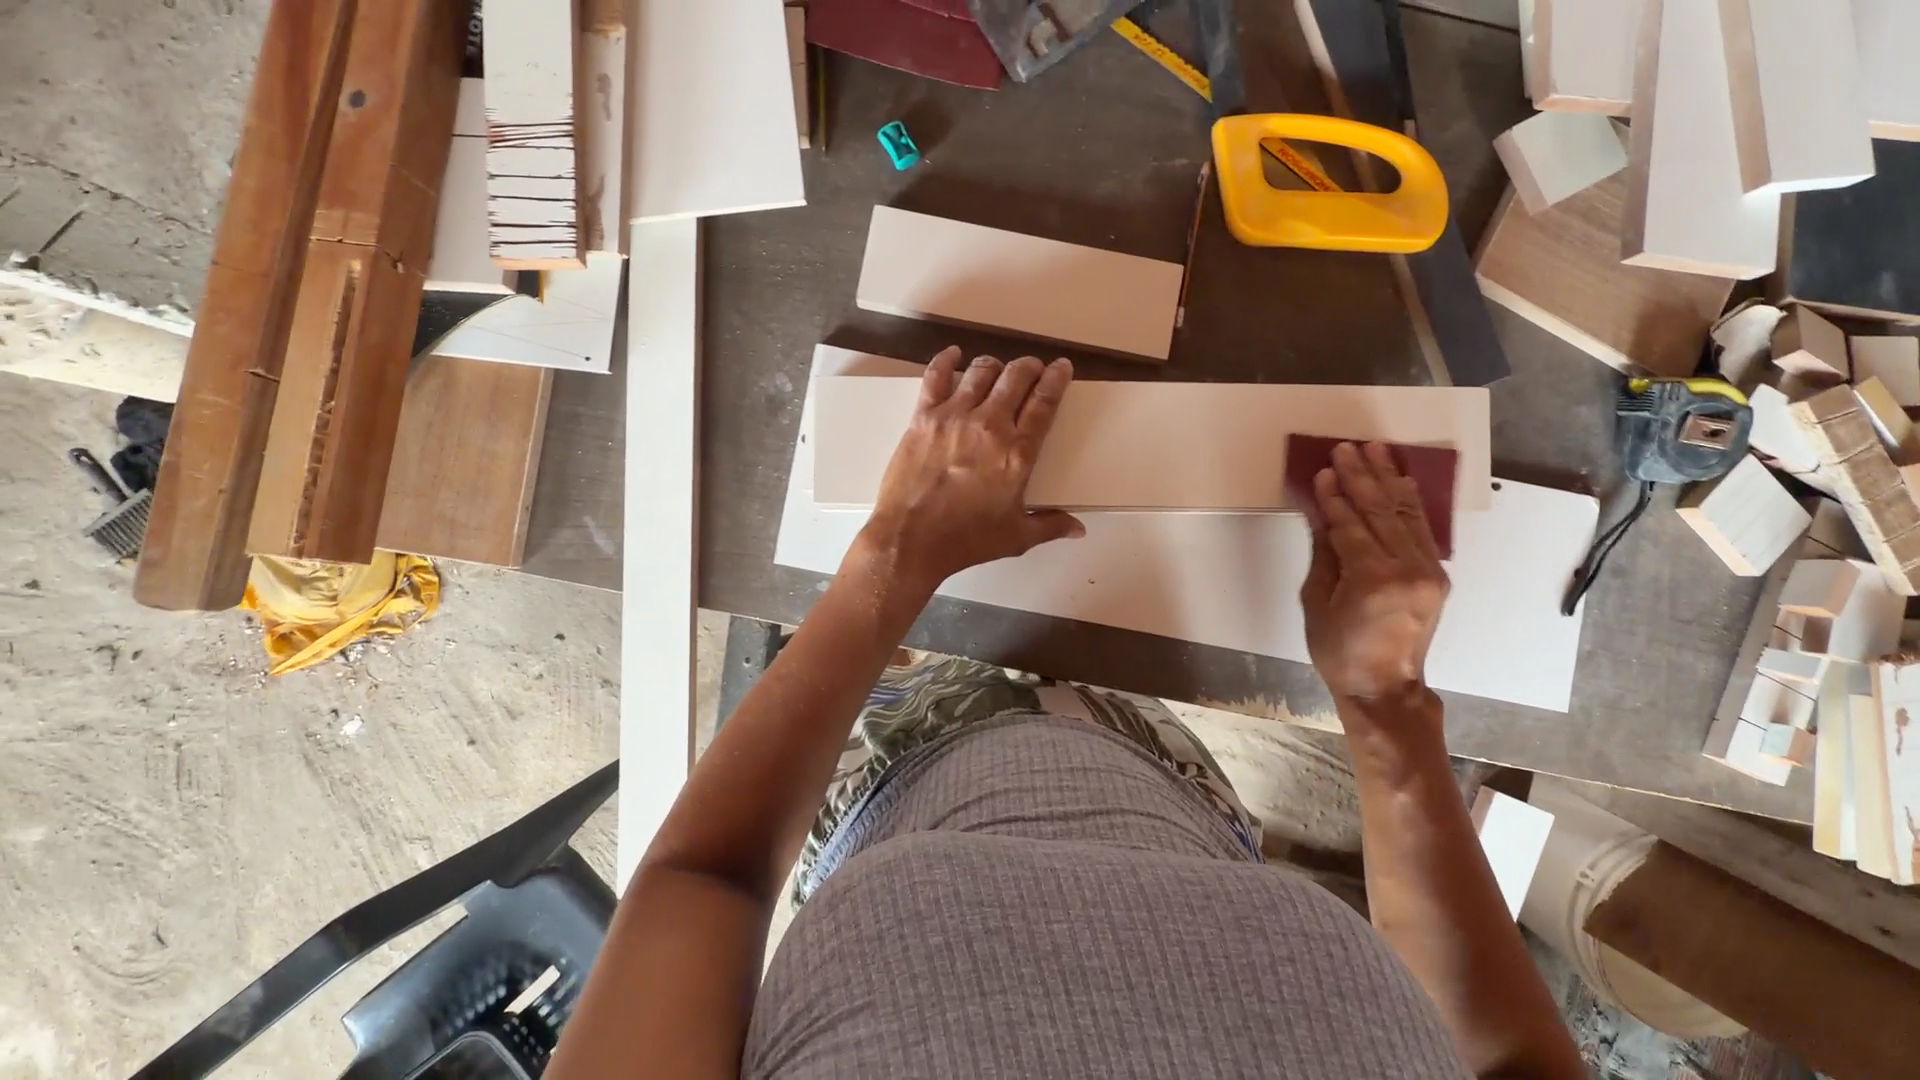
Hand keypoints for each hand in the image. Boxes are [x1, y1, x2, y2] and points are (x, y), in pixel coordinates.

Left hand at [855, 348, 1084, 590]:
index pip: (1045, 403)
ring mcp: (955, 417)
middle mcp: (990, 426)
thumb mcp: (1016, 537)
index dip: (1056, 380)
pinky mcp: (923, 417)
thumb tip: (1078, 528)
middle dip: (1029, 367)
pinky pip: (936, 377)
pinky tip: (953, 355)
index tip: (1061, 368)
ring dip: (995, 365)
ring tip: (998, 368)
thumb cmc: (966, 540)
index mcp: (1018, 453)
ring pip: (981, 371)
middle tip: (1032, 368)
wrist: (911, 539)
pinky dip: (946, 361)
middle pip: (1016, 377)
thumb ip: (1050, 525)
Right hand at [1299, 441, 1449, 704]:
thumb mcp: (1318, 602)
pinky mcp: (1437, 575)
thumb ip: (1324, 553)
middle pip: (1382, 512)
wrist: (1385, 686)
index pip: (1351, 525)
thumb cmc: (1340, 651)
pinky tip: (1399, 480)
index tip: (1323, 470)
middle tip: (1346, 448)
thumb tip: (1321, 512)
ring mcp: (1429, 572)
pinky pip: (1422, 530)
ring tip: (1376, 450)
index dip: (1334, 497)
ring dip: (1388, 480)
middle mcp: (1408, 570)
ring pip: (1407, 514)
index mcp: (1373, 580)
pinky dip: (1410, 503)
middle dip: (1361, 478)